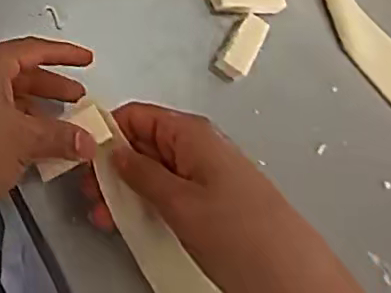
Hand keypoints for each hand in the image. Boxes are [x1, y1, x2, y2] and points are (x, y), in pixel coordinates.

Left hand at [0, 38, 96, 219]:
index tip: (85, 57)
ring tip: (67, 126)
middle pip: (24, 72)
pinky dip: (25, 127)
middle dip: (53, 84)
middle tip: (78, 94)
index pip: (35, 50)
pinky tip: (42, 147)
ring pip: (15, 97)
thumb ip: (60, 137)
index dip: (64, 54)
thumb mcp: (25, 138)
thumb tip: (85, 140)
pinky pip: (5, 117)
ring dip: (41, 111)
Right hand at [82, 103, 361, 292]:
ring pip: (156, 170)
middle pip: (143, 142)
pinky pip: (174, 191)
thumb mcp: (180, 204)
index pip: (135, 115)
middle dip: (114, 166)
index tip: (85, 156)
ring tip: (109, 217)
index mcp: (190, 132)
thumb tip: (113, 151)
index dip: (106, 132)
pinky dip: (151, 203)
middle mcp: (200, 145)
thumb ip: (140, 172)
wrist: (305, 287)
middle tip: (93, 196)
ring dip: (129, 189)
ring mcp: (211, 174)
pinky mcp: (220, 202)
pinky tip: (139, 223)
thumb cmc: (243, 237)